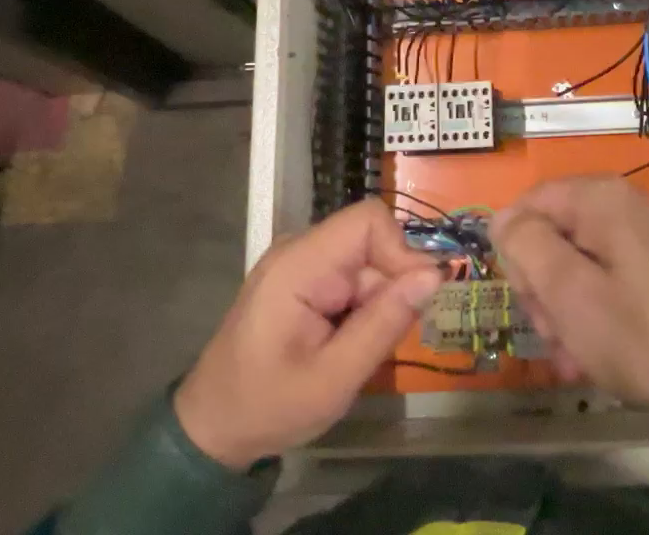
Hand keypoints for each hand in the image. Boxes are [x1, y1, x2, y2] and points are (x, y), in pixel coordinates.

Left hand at [174, 199, 442, 469]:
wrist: (213, 428)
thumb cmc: (269, 406)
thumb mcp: (335, 378)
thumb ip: (385, 323)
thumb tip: (435, 274)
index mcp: (300, 264)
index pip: (369, 221)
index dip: (401, 252)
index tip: (412, 301)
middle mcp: (300, 249)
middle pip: (372, 242)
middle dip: (389, 288)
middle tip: (376, 342)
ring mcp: (300, 261)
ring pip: (368, 261)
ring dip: (376, 301)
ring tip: (355, 348)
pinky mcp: (304, 278)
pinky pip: (352, 275)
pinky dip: (362, 306)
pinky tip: (345, 341)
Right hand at [493, 178, 648, 470]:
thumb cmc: (640, 338)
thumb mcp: (568, 292)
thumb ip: (526, 245)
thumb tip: (501, 218)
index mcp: (599, 198)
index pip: (525, 206)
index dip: (516, 253)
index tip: (525, 298)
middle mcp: (617, 206)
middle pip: (546, 237)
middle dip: (540, 289)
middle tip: (553, 332)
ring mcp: (634, 238)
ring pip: (567, 266)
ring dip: (560, 312)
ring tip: (573, 354)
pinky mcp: (645, 270)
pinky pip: (595, 283)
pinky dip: (585, 317)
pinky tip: (589, 356)